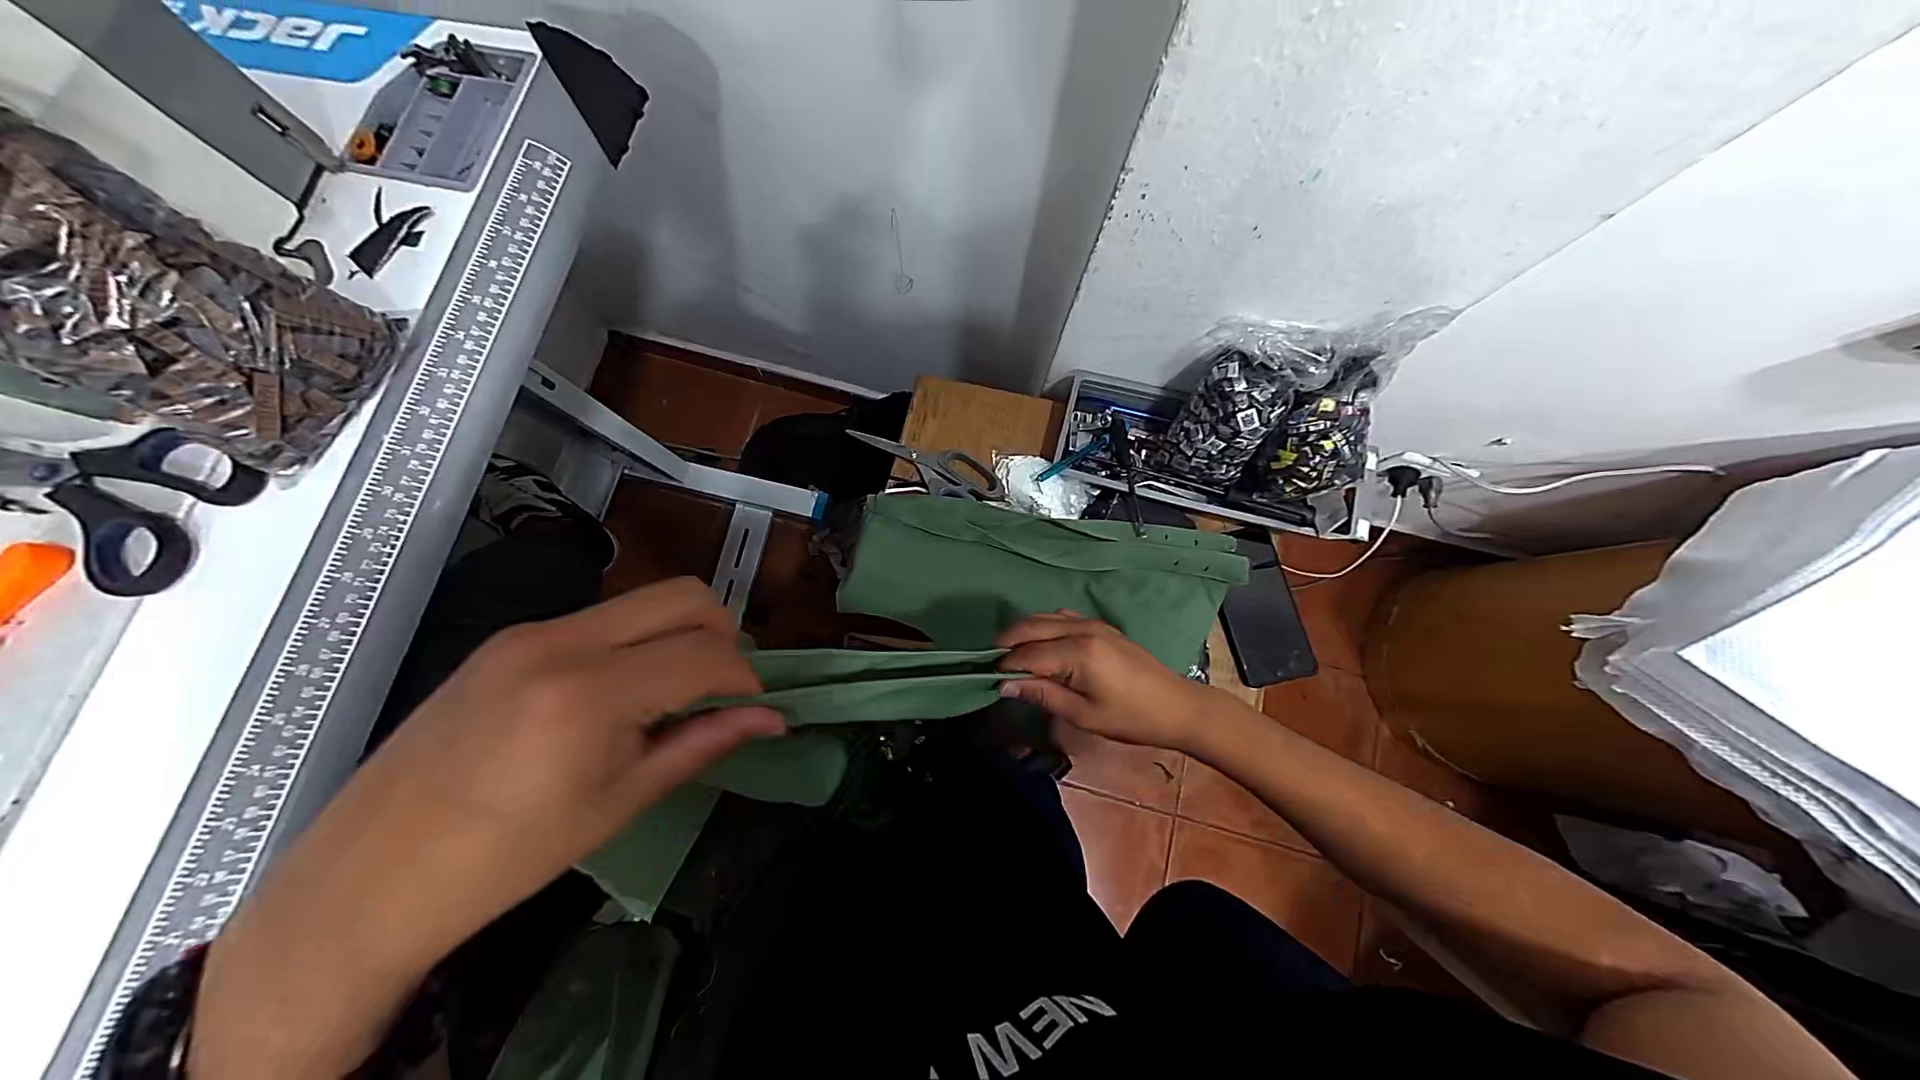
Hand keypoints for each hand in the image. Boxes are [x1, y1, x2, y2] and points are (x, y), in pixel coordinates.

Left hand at [194, 578, 784, 1078]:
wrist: (370, 876)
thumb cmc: (506, 857)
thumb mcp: (621, 802)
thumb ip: (704, 744)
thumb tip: (771, 720)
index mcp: (591, 692)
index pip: (706, 652)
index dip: (746, 676)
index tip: (755, 705)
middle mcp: (562, 641)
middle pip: (684, 596)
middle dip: (724, 634)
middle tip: (724, 686)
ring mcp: (529, 632)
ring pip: (643, 601)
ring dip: (679, 634)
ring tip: (674, 694)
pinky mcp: (508, 639)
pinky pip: (600, 619)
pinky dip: (635, 643)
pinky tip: (621, 695)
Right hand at [995, 611, 1220, 751]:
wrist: (1177, 706)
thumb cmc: (1131, 718)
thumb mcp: (1083, 714)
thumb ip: (1043, 694)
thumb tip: (1005, 685)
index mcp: (1078, 652)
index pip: (1027, 654)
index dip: (1004, 667)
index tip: (987, 680)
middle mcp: (1082, 628)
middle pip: (1030, 627)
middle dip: (1006, 644)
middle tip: (991, 666)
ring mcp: (1093, 623)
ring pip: (1044, 618)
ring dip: (1023, 633)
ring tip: (1010, 658)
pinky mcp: (1100, 626)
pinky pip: (1061, 617)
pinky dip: (1043, 627)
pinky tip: (1040, 646)